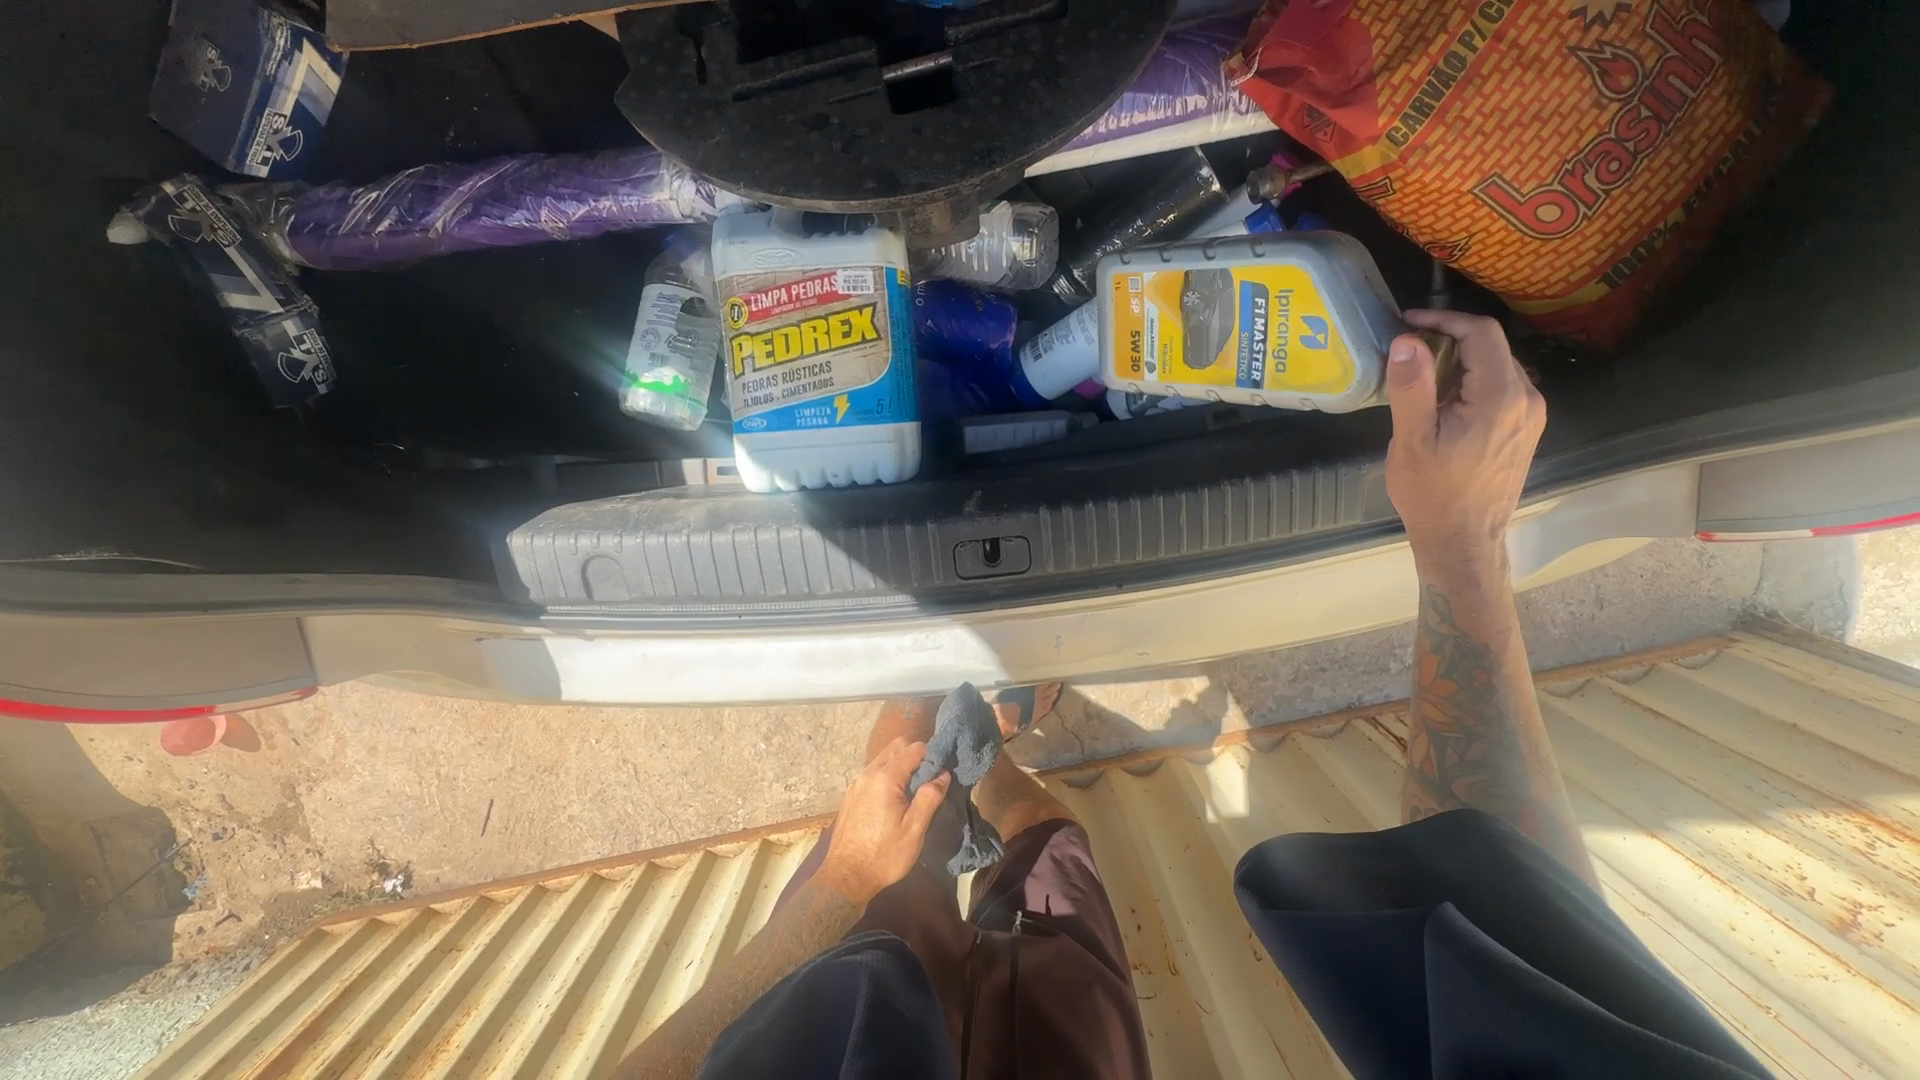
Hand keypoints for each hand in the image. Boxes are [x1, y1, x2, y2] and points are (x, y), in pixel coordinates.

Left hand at [814, 738, 950, 905]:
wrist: (846, 877)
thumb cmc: (884, 855)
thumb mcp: (914, 830)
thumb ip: (929, 797)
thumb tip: (942, 775)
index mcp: (885, 778)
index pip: (913, 749)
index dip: (931, 756)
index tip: (941, 773)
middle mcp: (868, 774)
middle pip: (895, 748)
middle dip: (915, 757)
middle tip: (928, 781)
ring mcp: (856, 784)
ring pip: (882, 759)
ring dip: (900, 766)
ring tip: (913, 792)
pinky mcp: (851, 795)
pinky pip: (873, 773)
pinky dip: (887, 776)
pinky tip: (894, 800)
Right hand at [1383, 310, 1545, 578]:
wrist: (1463, 541)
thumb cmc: (1432, 493)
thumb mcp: (1412, 439)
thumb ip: (1412, 387)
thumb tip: (1406, 340)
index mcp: (1501, 396)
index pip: (1482, 333)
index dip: (1444, 319)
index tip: (1407, 322)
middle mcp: (1527, 398)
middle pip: (1492, 348)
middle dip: (1449, 340)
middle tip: (1406, 350)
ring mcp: (1531, 415)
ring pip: (1496, 368)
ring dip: (1459, 362)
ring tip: (1419, 376)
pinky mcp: (1525, 429)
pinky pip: (1501, 389)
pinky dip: (1471, 383)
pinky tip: (1442, 403)